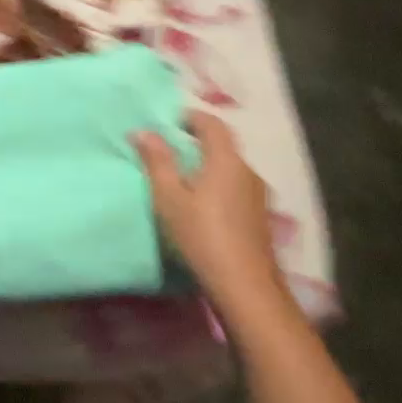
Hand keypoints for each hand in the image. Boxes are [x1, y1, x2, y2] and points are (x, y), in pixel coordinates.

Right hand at [132, 112, 292, 322]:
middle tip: (163, 151)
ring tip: (176, 180)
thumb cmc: (200, 235)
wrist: (244, 285)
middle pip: (222, 146)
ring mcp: (258, 195)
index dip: (189, 117)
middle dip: (193, 142)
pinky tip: (198, 205)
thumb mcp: (168, 197)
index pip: (212, 124)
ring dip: (204, 166)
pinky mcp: (258, 216)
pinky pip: (233, 188)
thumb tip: (143, 130)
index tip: (164, 122)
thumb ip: (157, 161)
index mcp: (227, 161)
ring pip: (228, 168)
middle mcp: (248, 172)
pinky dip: (214, 185)